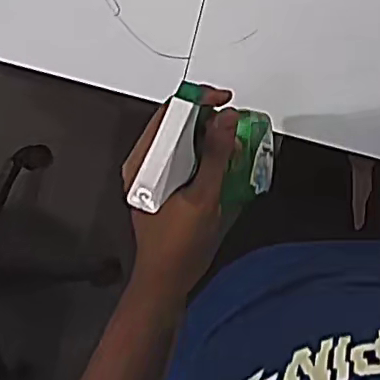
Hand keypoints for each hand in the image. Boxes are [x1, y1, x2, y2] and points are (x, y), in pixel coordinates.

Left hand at [120, 85, 240, 289]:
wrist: (166, 280)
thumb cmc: (177, 245)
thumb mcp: (204, 195)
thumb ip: (216, 154)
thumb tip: (226, 119)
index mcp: (145, 164)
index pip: (170, 113)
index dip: (199, 100)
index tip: (225, 99)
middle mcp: (145, 164)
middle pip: (177, 122)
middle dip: (210, 118)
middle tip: (235, 123)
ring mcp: (155, 173)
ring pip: (184, 137)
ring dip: (212, 136)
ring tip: (233, 146)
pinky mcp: (166, 182)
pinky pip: (187, 154)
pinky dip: (208, 151)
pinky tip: (225, 162)